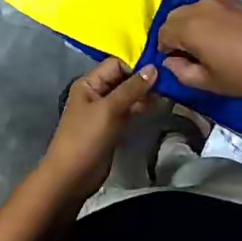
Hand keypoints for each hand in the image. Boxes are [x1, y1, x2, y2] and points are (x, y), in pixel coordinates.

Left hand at [39, 57, 158, 198]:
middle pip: (123, 78)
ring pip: (128, 95)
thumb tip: (154, 68)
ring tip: (168, 93)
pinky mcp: (112, 126)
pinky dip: (141, 107)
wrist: (72, 176)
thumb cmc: (86, 138)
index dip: (136, 65)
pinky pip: (129, 110)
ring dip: (145, 94)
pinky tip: (158, 106)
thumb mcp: (108, 109)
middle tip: (169, 82)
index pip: (116, 64)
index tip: (161, 69)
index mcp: (89, 82)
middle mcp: (96, 92)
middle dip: (143, 79)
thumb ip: (131, 89)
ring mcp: (104, 110)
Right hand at [157, 0, 241, 101]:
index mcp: (189, 27)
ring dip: (192, 25)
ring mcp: (220, 0)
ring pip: (193, 10)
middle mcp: (200, 7)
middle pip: (174, 17)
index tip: (180, 65)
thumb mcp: (212, 83)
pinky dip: (209, 18)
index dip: (166, 50)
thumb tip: (171, 62)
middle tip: (193, 57)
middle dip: (176, 35)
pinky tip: (227, 36)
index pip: (162, 33)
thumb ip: (183, 73)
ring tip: (211, 46)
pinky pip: (211, 6)